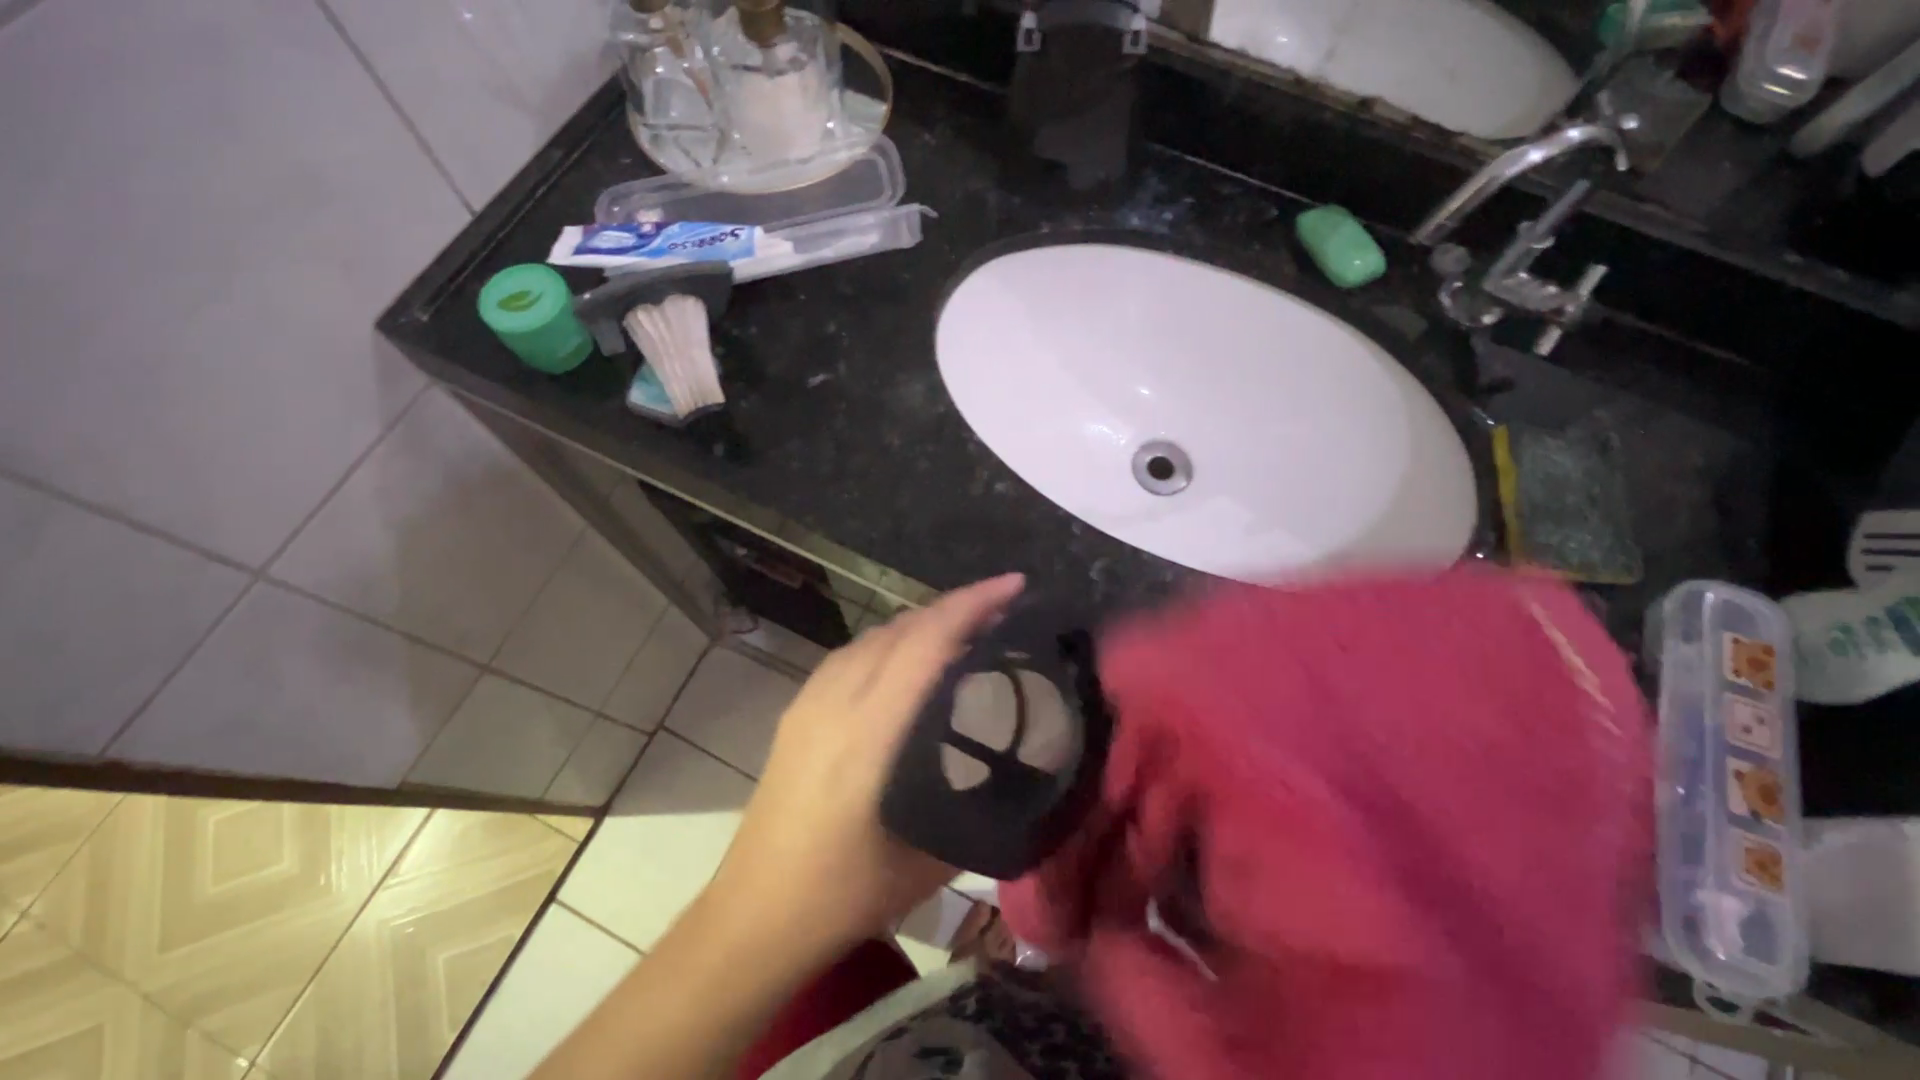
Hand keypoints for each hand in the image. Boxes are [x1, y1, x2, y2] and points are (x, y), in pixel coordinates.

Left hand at [705, 573, 1026, 956]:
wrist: (756, 914)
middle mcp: (834, 704)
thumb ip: (972, 803)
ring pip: (871, 638)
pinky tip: (910, 663)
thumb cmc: (845, 895)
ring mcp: (808, 705)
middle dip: (954, 607)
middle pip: (899, 630)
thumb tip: (1018, 768)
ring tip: (965, 629)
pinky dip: (890, 643)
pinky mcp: (796, 715)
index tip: (1016, 586)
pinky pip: (851, 657)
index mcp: (868, 734)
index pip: (924, 644)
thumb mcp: (929, 859)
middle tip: (1005, 607)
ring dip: (921, 623)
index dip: (971, 606)